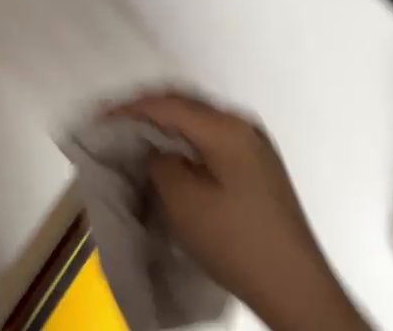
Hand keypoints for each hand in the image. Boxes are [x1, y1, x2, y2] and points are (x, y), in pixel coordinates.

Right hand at [114, 93, 370, 330]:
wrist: (297, 290)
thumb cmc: (235, 242)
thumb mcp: (183, 201)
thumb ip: (158, 160)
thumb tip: (152, 146)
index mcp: (226, 127)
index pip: (165, 103)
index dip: (126, 108)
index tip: (96, 118)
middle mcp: (243, 125)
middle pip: (183, 102)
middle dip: (144, 108)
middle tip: (110, 122)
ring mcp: (255, 144)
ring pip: (197, 119)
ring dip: (164, 122)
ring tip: (132, 136)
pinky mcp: (258, 166)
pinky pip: (210, 137)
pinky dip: (184, 139)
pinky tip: (167, 154)